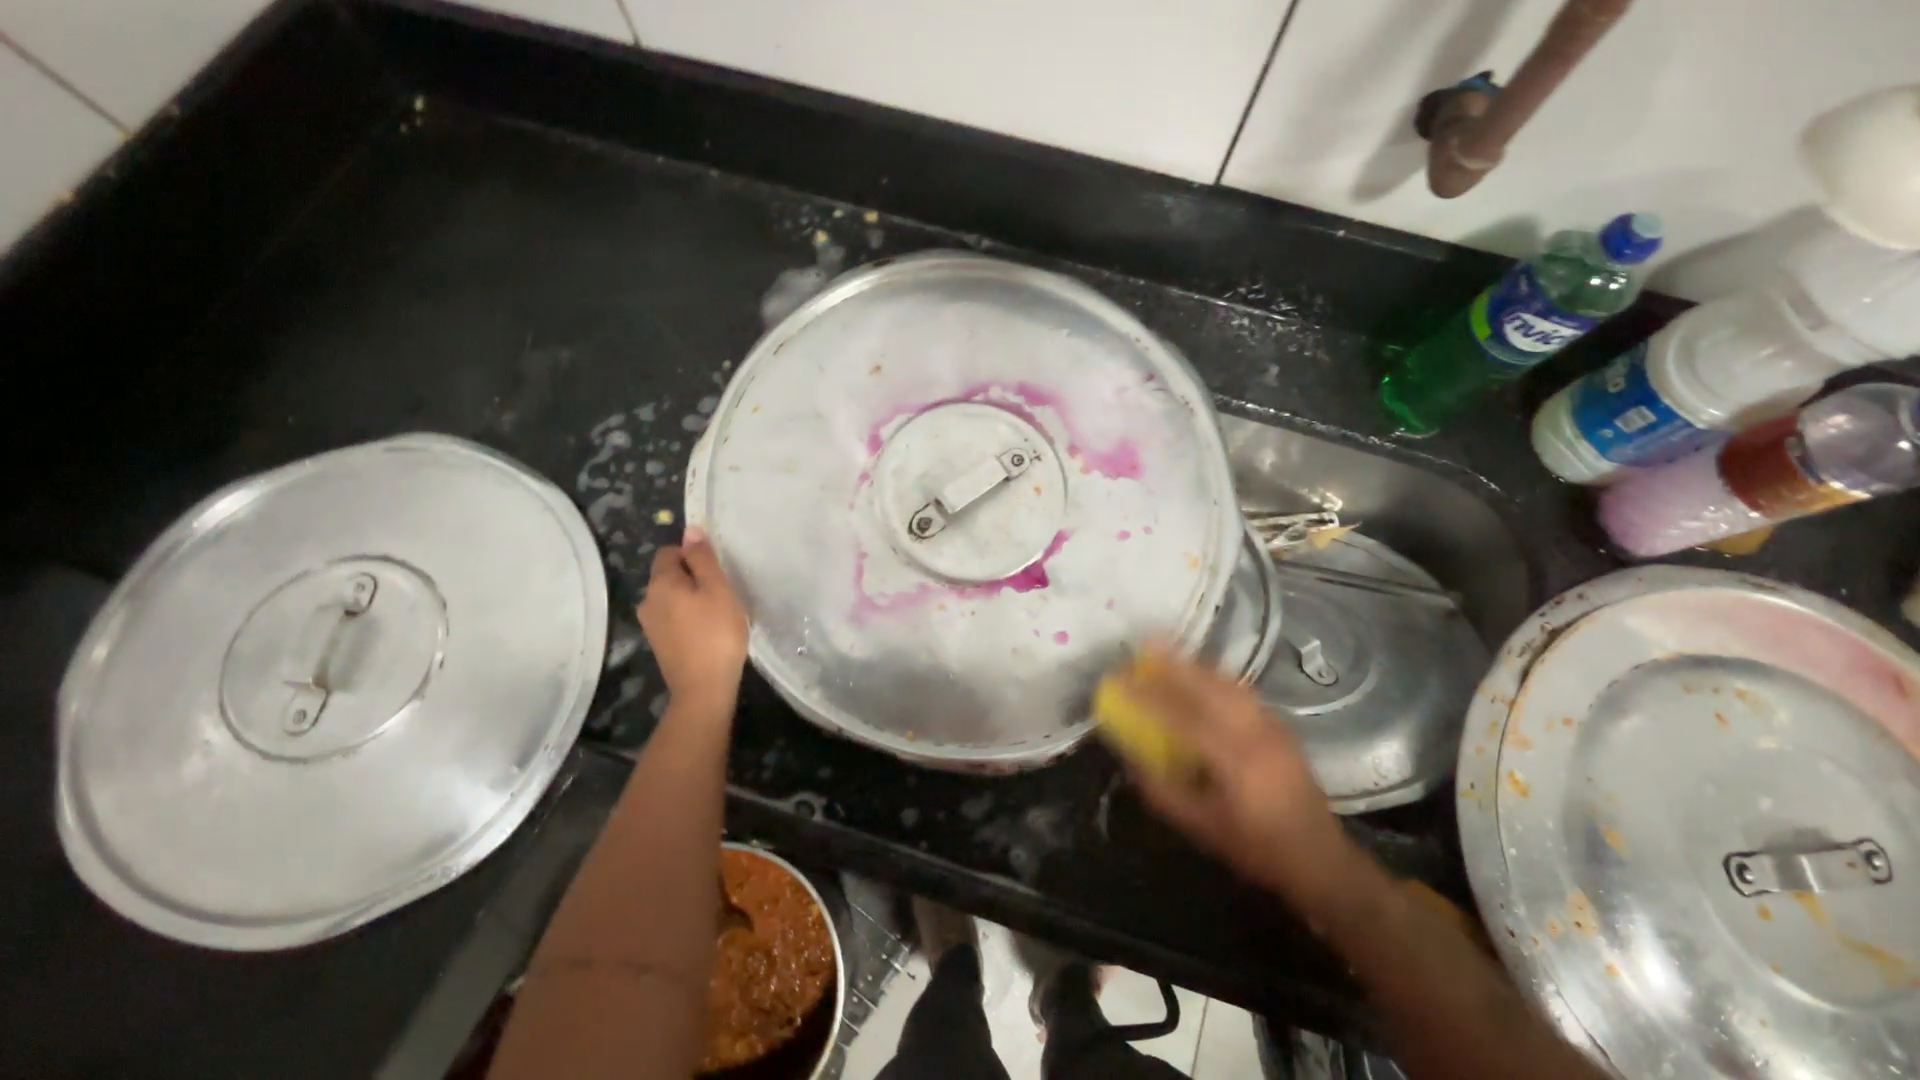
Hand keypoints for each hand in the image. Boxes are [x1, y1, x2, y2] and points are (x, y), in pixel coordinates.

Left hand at [638, 527, 748, 711]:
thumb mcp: (718, 589)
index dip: (693, 556)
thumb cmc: (716, 633)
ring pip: (670, 598)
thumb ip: (703, 558)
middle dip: (692, 578)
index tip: (716, 574)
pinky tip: (706, 632)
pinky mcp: (658, 643)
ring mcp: (650, 624)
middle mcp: (647, 600)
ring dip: (690, 600)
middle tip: (720, 594)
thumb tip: (690, 530)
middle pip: (668, 575)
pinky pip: (672, 617)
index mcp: (660, 583)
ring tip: (715, 615)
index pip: (669, 551)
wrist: (703, 688)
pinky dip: (687, 618)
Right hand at [1120, 649, 1356, 917]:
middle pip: (1210, 687)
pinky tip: (1204, 676)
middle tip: (1146, 644)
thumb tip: (1132, 760)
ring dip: (1198, 666)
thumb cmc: (1255, 847)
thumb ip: (1163, 792)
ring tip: (1171, 652)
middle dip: (1176, 664)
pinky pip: (1244, 693)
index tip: (1120, 680)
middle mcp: (1255, 734)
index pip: (1182, 717)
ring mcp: (1273, 727)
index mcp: (1234, 761)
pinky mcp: (1282, 728)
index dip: (1148, 696)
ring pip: (1230, 684)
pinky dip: (1219, 678)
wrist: (1317, 857)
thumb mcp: (1200, 827)